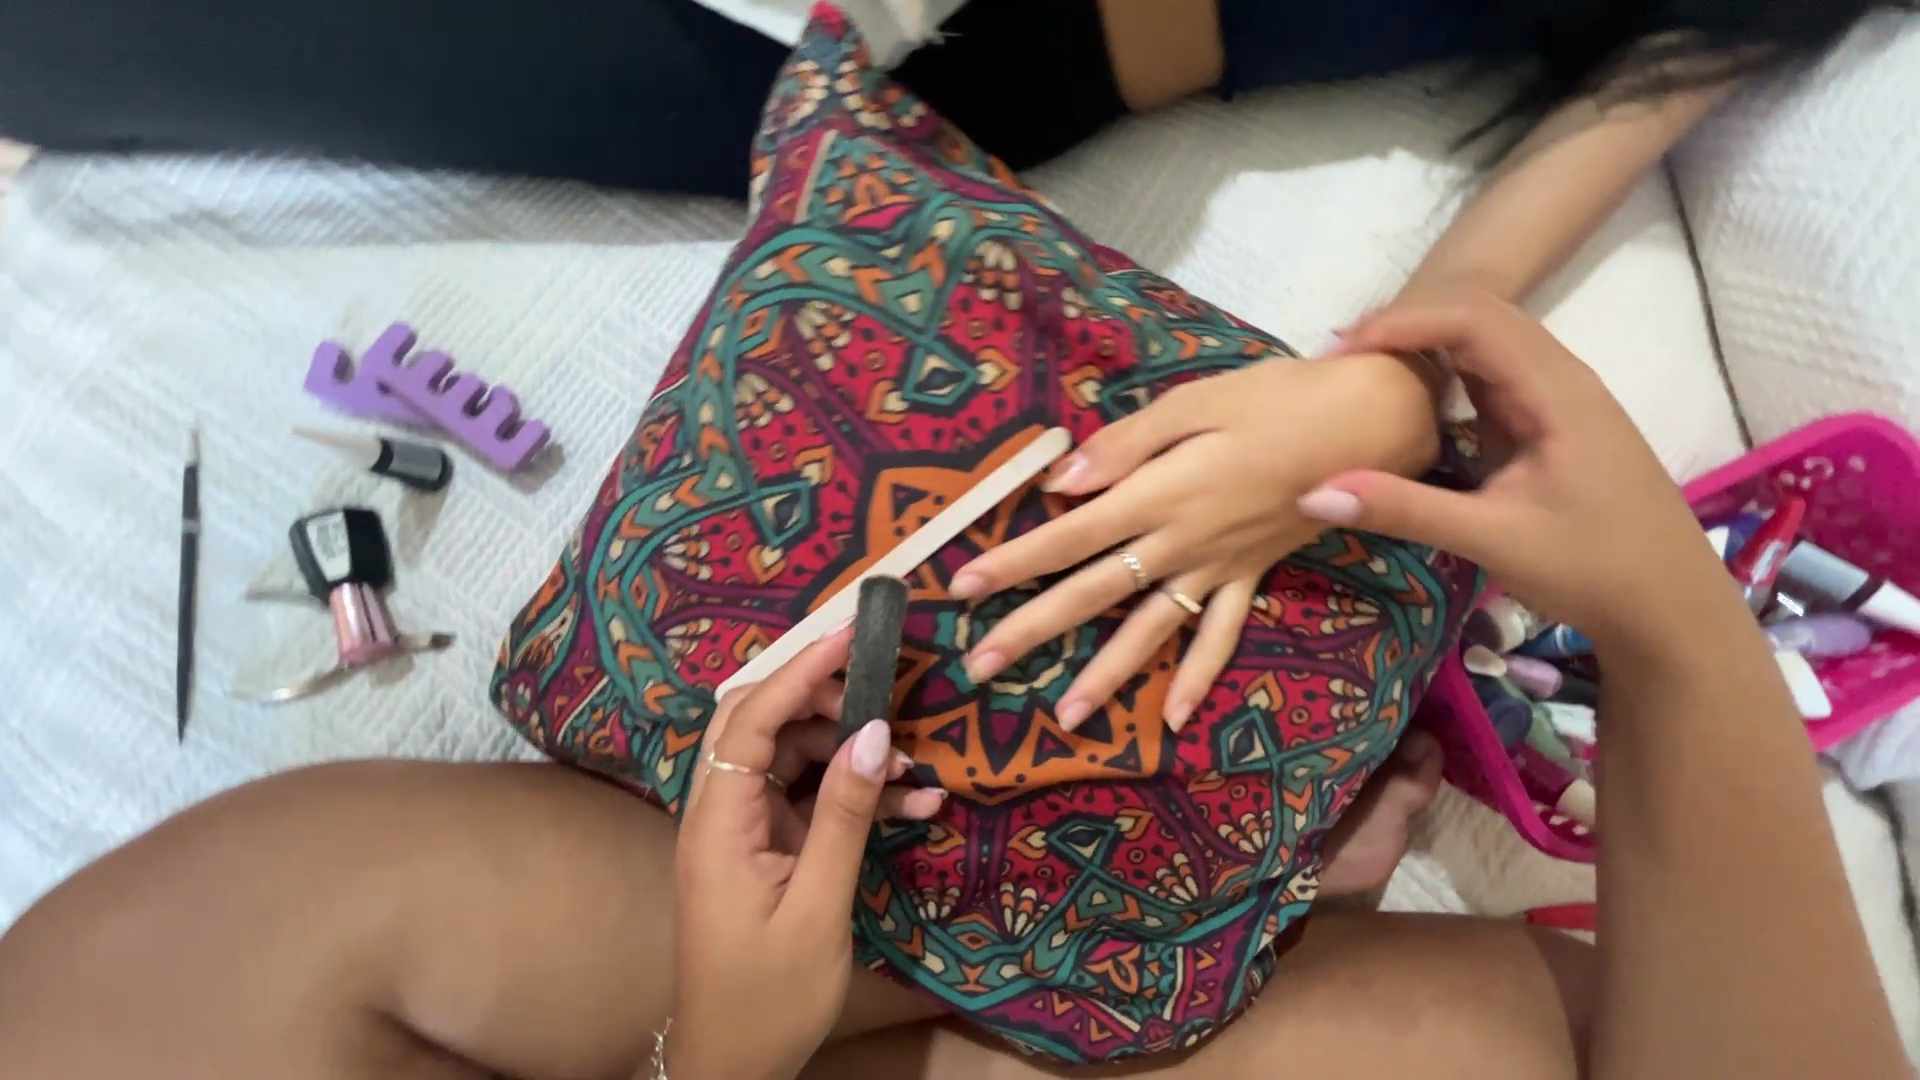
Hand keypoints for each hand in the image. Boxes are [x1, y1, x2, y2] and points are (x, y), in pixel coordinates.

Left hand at [669, 629, 933, 1079]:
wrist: (734, 1067)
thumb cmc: (769, 996)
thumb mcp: (818, 907)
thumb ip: (844, 815)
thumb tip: (876, 735)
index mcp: (717, 821)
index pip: (752, 719)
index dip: (799, 672)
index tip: (849, 637)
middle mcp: (722, 809)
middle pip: (762, 721)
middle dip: (821, 698)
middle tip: (879, 692)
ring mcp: (745, 825)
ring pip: (792, 754)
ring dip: (849, 750)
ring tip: (909, 765)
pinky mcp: (768, 841)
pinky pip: (810, 793)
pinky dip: (854, 789)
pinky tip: (910, 800)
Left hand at [947, 351, 1441, 731]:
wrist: (1374, 420)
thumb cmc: (1278, 399)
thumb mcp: (1195, 402)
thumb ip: (1124, 444)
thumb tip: (1060, 484)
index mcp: (1159, 496)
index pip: (1068, 538)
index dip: (1012, 563)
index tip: (961, 588)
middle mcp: (1181, 545)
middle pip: (1092, 593)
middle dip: (1032, 630)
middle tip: (980, 667)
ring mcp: (1217, 570)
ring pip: (1150, 630)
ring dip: (1105, 675)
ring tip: (1063, 717)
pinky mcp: (1251, 577)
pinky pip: (1221, 636)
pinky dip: (1198, 675)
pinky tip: (1174, 716)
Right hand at [1299, 289, 1742, 651]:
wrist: (1668, 608)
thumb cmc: (1593, 568)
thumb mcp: (1491, 538)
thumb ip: (1402, 509)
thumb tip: (1309, 492)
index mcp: (1556, 392)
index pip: (1473, 320)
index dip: (1402, 323)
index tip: (1340, 352)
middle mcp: (1556, 380)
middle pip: (1476, 316)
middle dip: (1404, 323)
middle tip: (1336, 355)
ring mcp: (1550, 401)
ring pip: (1480, 343)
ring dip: (1418, 345)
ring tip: (1355, 368)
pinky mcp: (1539, 425)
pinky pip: (1481, 378)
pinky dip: (1434, 375)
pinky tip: (1399, 398)